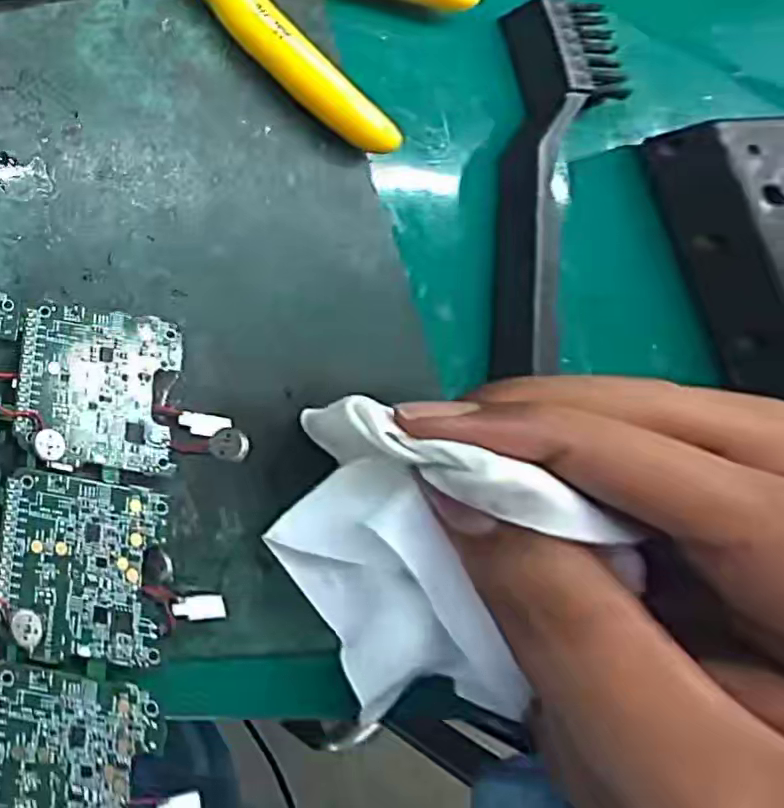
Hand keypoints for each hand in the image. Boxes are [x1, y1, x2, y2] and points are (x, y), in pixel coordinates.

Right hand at [397, 377, 783, 807]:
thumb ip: (557, 616)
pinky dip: (587, 471)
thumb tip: (458, 497)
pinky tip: (534, 498)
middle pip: (721, 432)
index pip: (708, 477)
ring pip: (699, 444)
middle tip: (446, 427)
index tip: (417, 428)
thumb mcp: (657, 753)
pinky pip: (681, 481)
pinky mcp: (771, 566)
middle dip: (561, 412)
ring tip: (477, 456)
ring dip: (570, 437)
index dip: (540, 433)